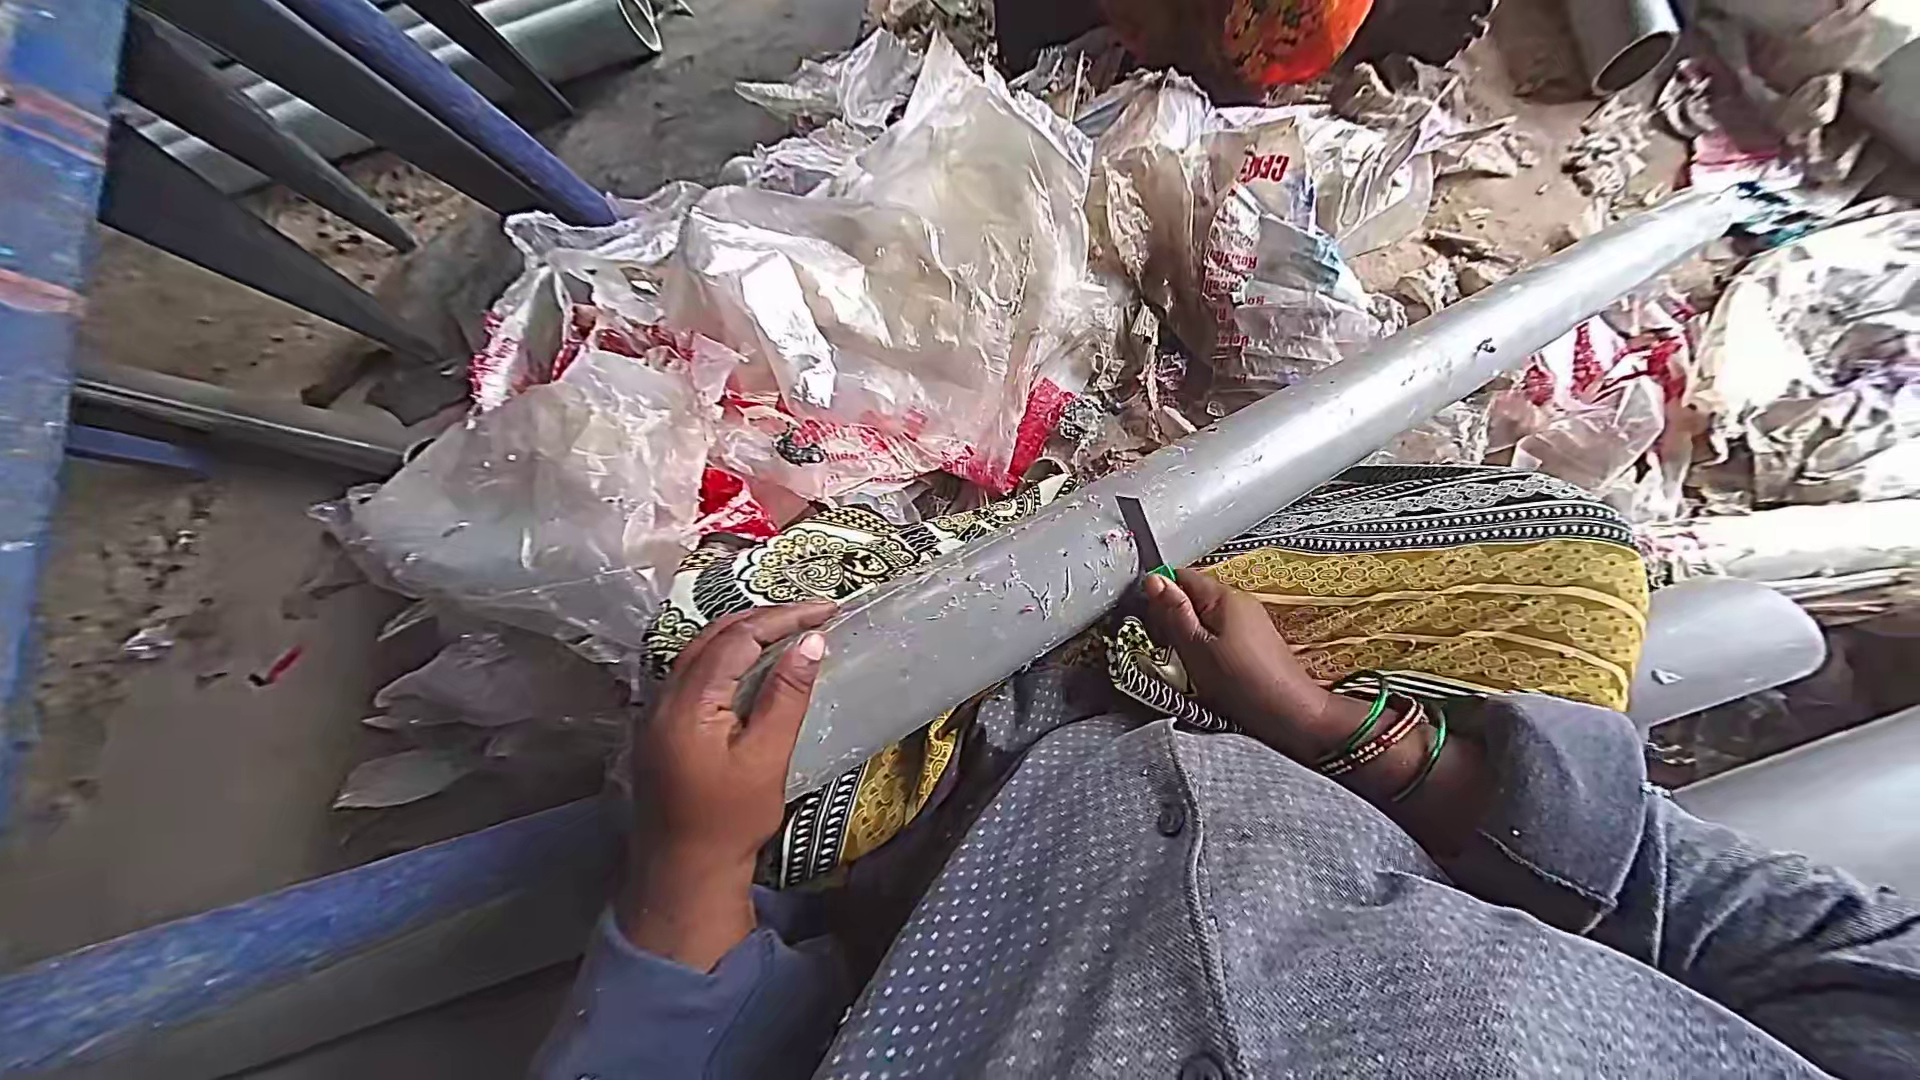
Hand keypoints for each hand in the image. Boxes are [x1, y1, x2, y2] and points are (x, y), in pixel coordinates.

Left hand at [622, 602, 834, 968]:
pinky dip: (732, 651)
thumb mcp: (767, 757)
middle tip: (813, 614)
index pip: (740, 638)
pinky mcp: (664, 721)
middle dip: (767, 617)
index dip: (785, 618)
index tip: (826, 610)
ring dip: (748, 630)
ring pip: (704, 647)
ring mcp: (660, 707)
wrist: (684, 874)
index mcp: (690, 702)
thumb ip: (787, 695)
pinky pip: (698, 667)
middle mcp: (667, 695)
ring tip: (791, 626)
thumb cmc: (731, 820)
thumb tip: (813, 641)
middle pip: (717, 634)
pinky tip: (756, 657)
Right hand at [1142, 570, 1349, 759]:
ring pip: (1205, 615)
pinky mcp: (1256, 639)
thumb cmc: (1238, 682)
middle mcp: (1239, 600)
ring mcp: (1250, 619)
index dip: (1161, 594)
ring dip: (1190, 632)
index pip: (1180, 576)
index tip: (1153, 621)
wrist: (1292, 715)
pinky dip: (1207, 643)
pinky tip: (1208, 665)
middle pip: (1193, 595)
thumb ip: (1173, 611)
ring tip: (1186, 659)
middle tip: (1168, 645)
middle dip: (1174, 616)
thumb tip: (1153, 578)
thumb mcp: (1195, 647)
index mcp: (1223, 596)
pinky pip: (1220, 630)